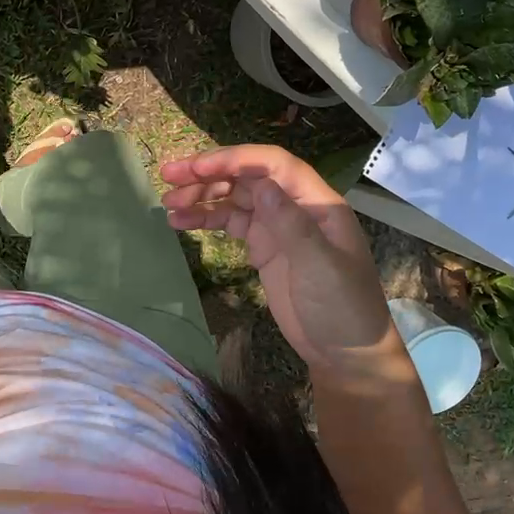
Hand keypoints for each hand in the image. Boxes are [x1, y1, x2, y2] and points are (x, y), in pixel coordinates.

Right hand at [160, 145, 390, 368]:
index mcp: (317, 202)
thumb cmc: (343, 307)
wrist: (345, 353)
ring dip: (201, 195)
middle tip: (169, 176)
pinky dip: (205, 219)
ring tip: (168, 202)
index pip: (273, 165)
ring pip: (234, 197)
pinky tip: (179, 221)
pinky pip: (229, 222)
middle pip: (247, 176)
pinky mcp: (262, 246)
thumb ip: (291, 224)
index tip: (199, 167)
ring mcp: (277, 226)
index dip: (235, 159)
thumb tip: (262, 185)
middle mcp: (295, 205)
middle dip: (208, 173)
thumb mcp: (321, 267)